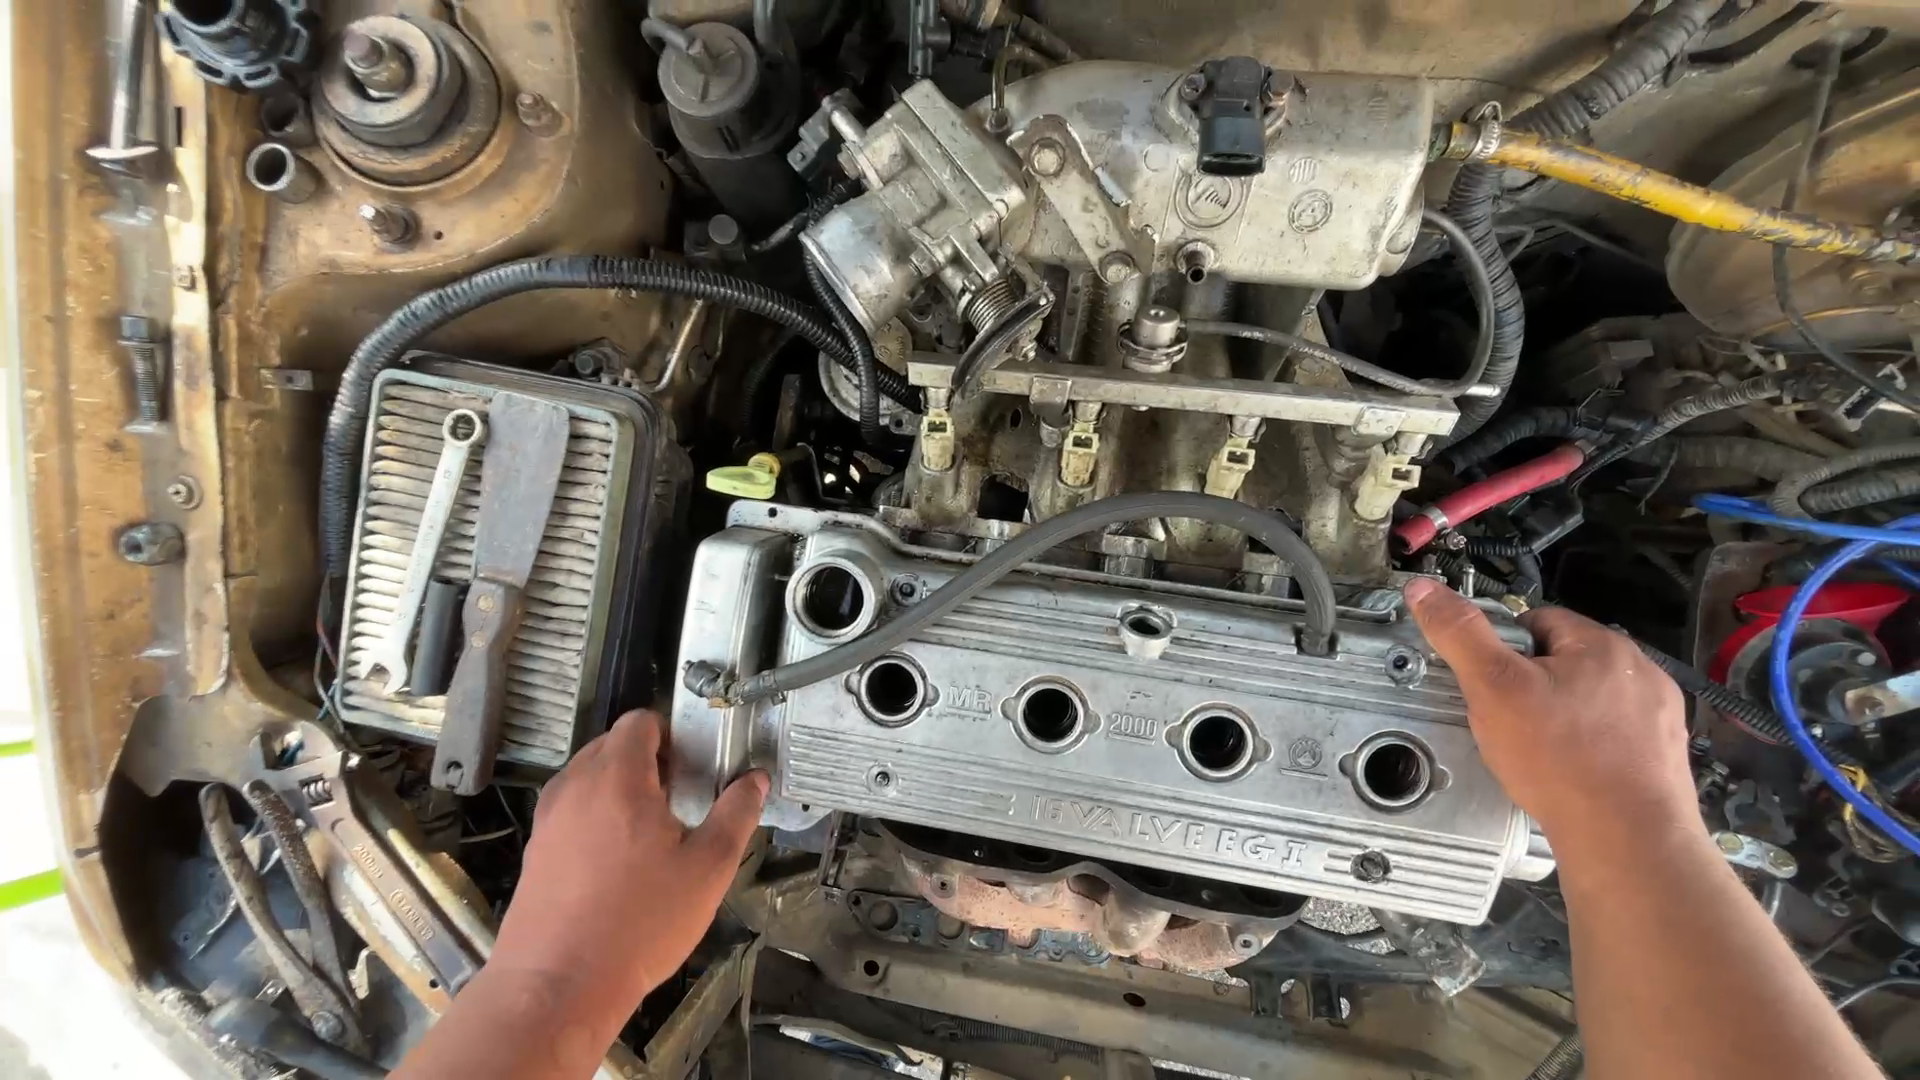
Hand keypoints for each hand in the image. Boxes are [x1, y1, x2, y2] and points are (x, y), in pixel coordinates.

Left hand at [488, 710, 766, 1026]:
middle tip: (680, 797)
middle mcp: (575, 786)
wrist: (556, 990)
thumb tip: (755, 780)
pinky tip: (619, 860)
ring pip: (590, 777)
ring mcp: (548, 819)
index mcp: (617, 777)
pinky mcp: (535, 851)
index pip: (640, 721)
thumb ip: (736, 813)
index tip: (693, 766)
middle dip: (649, 759)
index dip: (672, 733)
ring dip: (621, 786)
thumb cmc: (640, 922)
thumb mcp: (708, 867)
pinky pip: (572, 809)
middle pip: (613, 744)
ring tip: (651, 829)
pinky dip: (596, 814)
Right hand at [1401, 578, 1698, 865]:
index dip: (1499, 648)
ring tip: (1532, 745)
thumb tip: (1424, 588)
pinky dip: (1583, 741)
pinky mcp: (1663, 753)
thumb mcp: (1491, 686)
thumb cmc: (1558, 758)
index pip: (1533, 620)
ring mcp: (1658, 715)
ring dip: (1556, 711)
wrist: (1627, 840)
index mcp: (1602, 645)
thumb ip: (1458, 633)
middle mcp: (1640, 671)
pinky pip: (1608, 730)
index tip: (1486, 681)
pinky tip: (1565, 765)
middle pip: (1558, 657)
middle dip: (1526, 681)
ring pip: (1584, 695)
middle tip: (1503, 716)